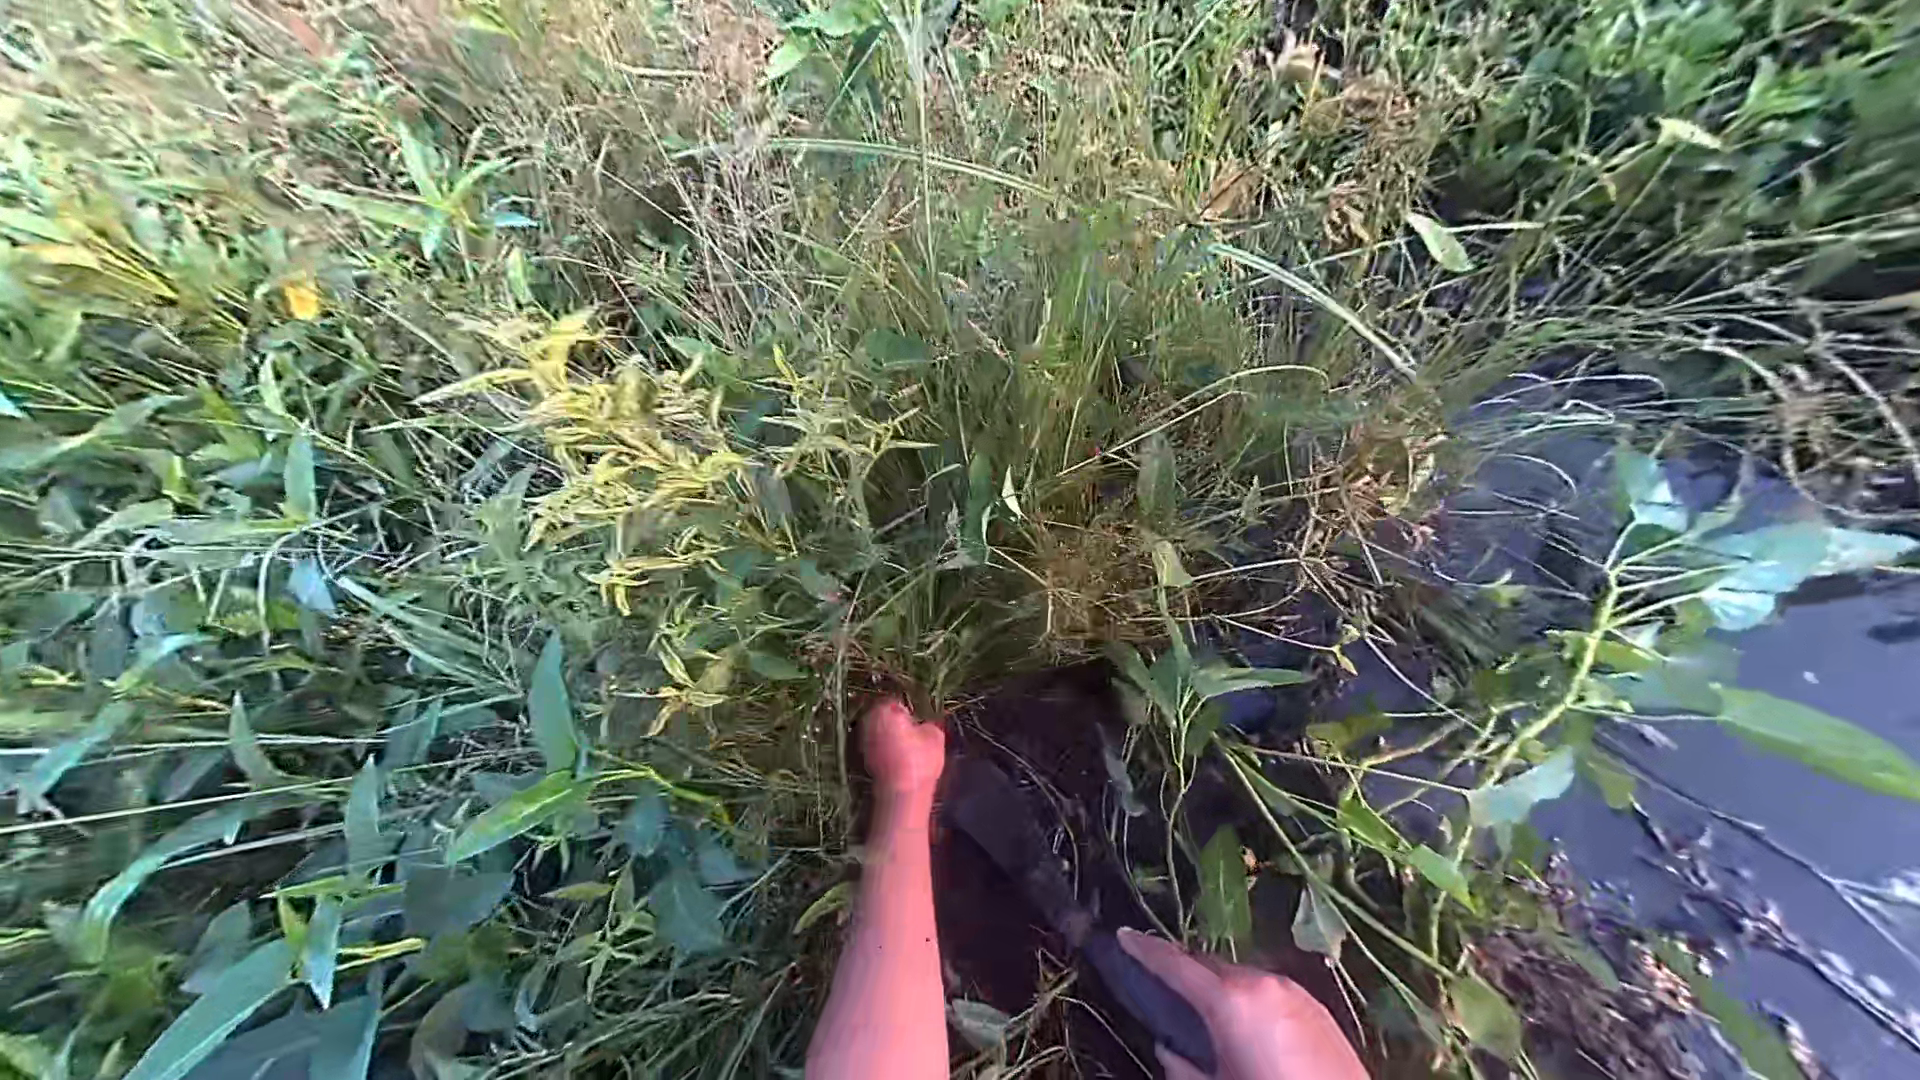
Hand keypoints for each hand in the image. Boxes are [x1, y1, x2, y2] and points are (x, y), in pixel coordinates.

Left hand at [861, 698, 944, 809]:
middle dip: (894, 719)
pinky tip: (898, 757)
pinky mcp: (861, 760)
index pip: (896, 700)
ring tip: (906, 745)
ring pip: (877, 730)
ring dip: (888, 734)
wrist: (902, 795)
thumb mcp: (934, 735)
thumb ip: (926, 722)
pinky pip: (875, 746)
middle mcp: (868, 721)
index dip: (908, 708)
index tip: (917, 717)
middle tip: (912, 729)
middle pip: (882, 714)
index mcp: (884, 709)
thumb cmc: (920, 760)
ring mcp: (861, 741)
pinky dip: (884, 749)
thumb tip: (921, 724)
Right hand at [1118, 928, 1367, 1079]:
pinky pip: (1269, 990)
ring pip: (1239, 975)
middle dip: (1185, 972)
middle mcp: (1258, 981)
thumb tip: (1166, 1047)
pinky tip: (1253, 1031)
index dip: (1144, 948)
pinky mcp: (1316, 1007)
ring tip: (1212, 1016)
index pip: (1173, 963)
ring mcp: (1291, 991)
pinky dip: (1250, 999)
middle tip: (1166, 987)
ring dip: (1219, 986)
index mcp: (1228, 1000)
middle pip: (1207, 964)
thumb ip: (1183, 1068)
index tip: (1123, 934)